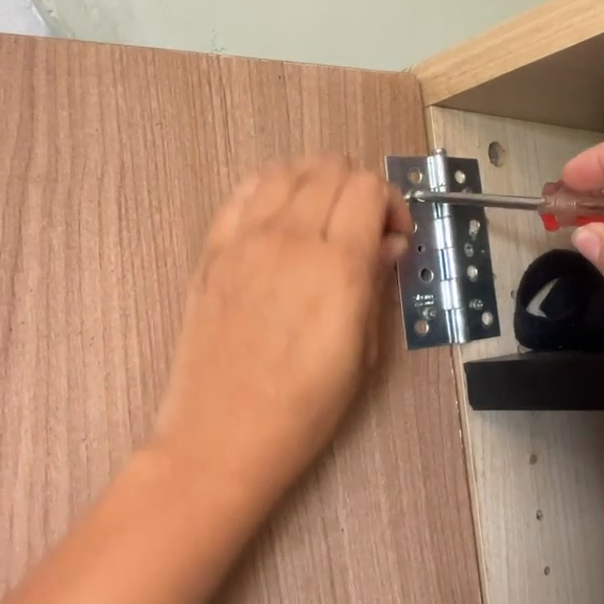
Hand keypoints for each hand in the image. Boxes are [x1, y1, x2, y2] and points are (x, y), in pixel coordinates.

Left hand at [150, 155, 412, 495]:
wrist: (222, 436)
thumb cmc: (304, 408)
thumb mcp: (362, 353)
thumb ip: (376, 284)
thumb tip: (388, 243)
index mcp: (337, 266)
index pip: (368, 188)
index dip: (390, 203)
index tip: (392, 236)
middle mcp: (290, 238)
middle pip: (330, 167)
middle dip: (356, 188)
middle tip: (361, 228)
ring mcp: (244, 241)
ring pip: (285, 168)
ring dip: (313, 181)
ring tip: (320, 218)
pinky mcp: (212, 251)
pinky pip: (242, 192)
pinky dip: (269, 190)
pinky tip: (277, 220)